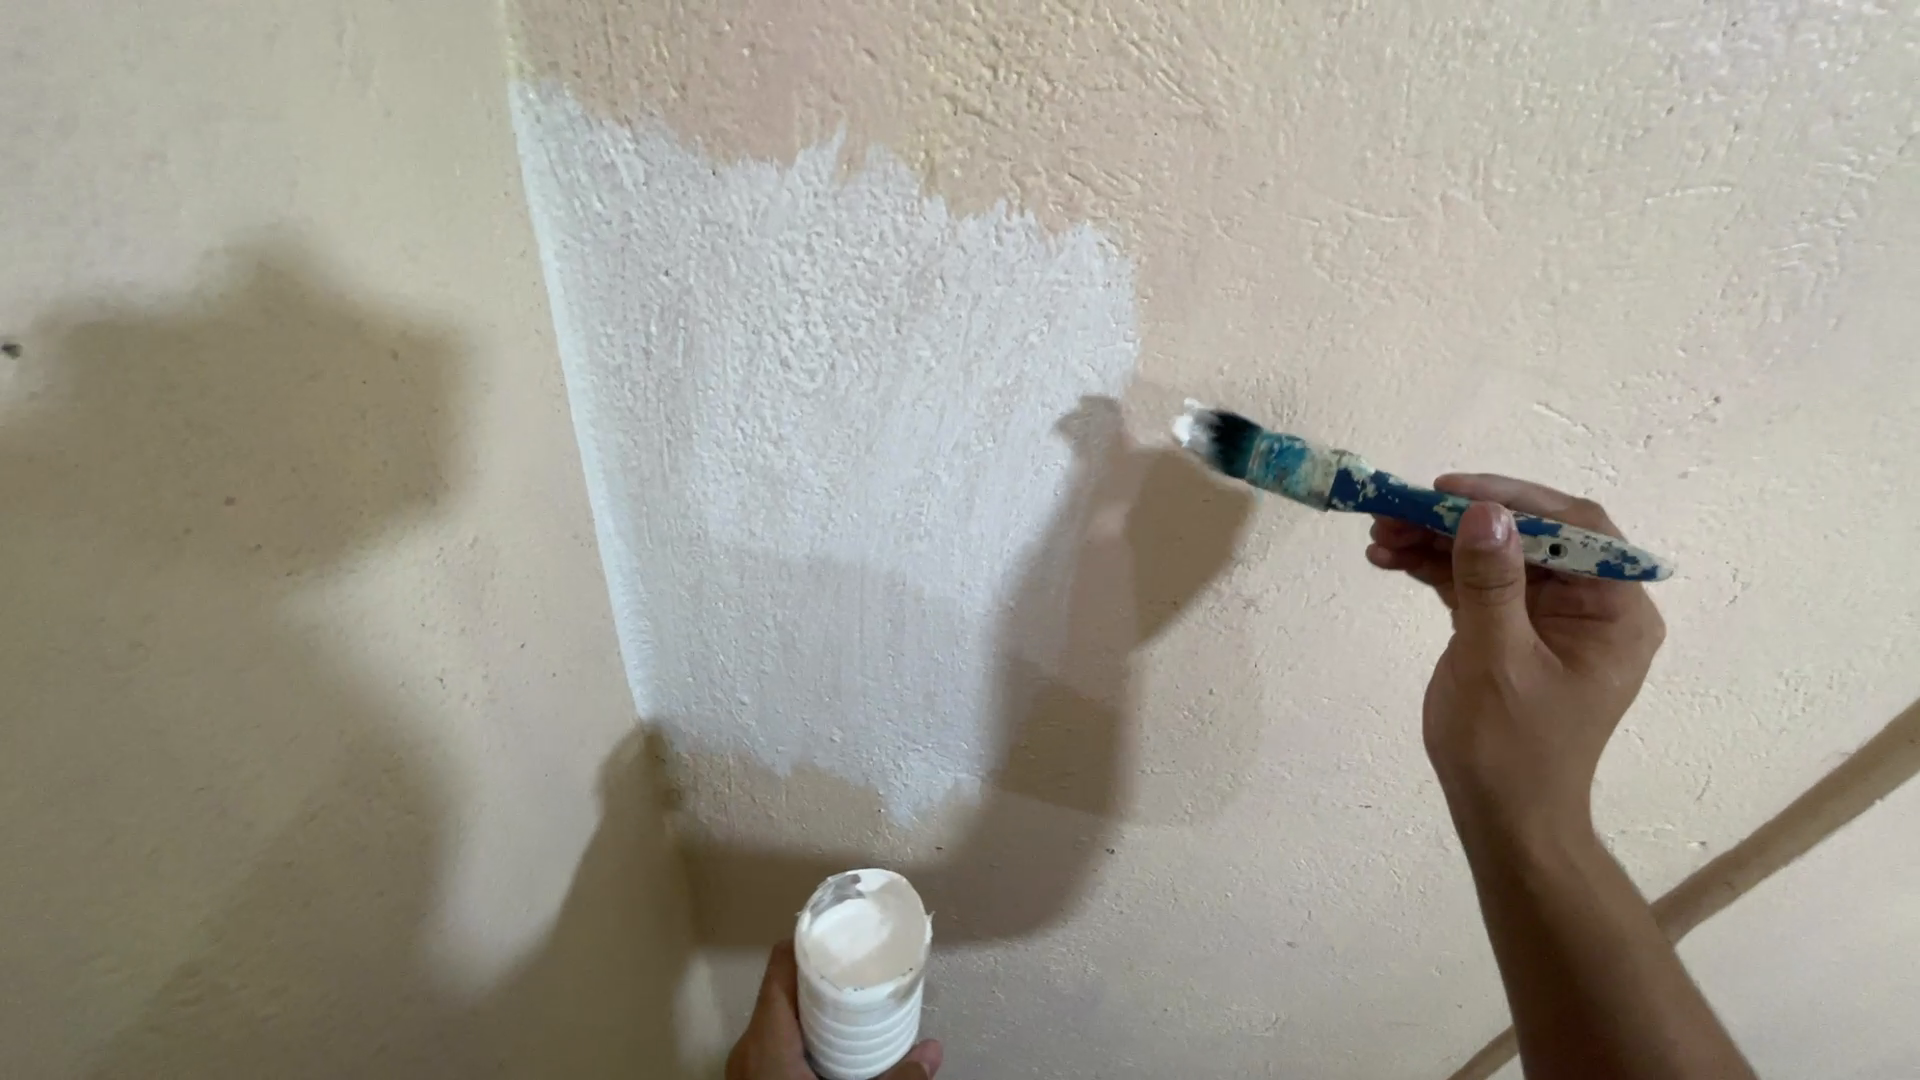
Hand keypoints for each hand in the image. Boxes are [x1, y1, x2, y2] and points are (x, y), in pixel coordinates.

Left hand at [726, 940, 942, 1079]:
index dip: (812, 937)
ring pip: (780, 1017)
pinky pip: (776, 1045)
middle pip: (784, 987)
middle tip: (863, 965)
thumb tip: (935, 1052)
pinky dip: (804, 1035)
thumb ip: (896, 1079)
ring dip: (814, 1007)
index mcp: (765, 1038)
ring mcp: (745, 1071)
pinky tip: (832, 1045)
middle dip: (824, 974)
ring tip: (854, 1000)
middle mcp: (748, 1047)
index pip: (781, 961)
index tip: (846, 929)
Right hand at [1365, 474, 1665, 831]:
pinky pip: (1471, 584)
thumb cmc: (1510, 745)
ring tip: (1377, 536)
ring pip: (1490, 557)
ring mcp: (1543, 618)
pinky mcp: (1505, 630)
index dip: (1512, 500)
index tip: (1445, 490)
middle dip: (1456, 522)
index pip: (1574, 529)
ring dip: (1434, 543)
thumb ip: (1491, 583)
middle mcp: (1585, 605)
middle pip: (1522, 538)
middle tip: (1392, 513)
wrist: (1500, 811)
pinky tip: (1389, 561)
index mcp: (1612, 610)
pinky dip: (1431, 569)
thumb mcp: (1497, 659)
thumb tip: (1483, 513)